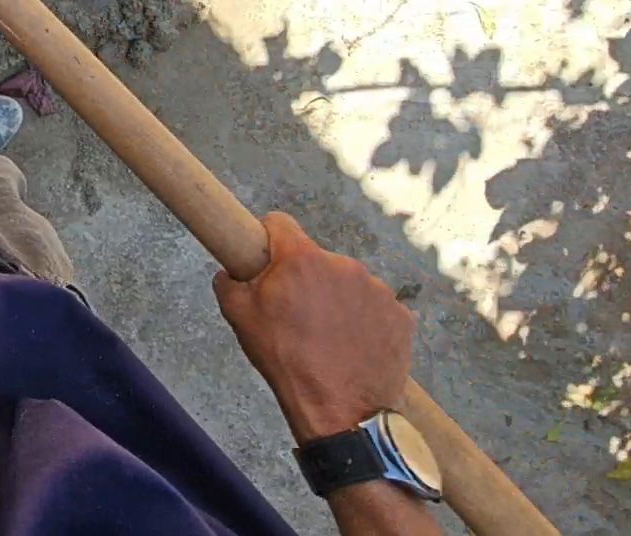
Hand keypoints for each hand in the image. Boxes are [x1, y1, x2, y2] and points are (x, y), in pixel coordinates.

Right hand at [213, 213, 413, 443]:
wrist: (339, 408)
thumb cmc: (283, 356)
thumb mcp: (236, 312)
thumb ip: (229, 280)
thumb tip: (232, 272)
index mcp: (301, 259)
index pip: (279, 222)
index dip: (267, 237)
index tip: (264, 257)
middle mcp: (343, 265)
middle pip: (313, 256)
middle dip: (301, 274)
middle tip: (292, 308)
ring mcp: (378, 291)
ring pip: (344, 280)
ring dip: (332, 295)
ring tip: (324, 330)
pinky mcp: (402, 316)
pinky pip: (372, 304)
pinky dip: (360, 315)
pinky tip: (350, 341)